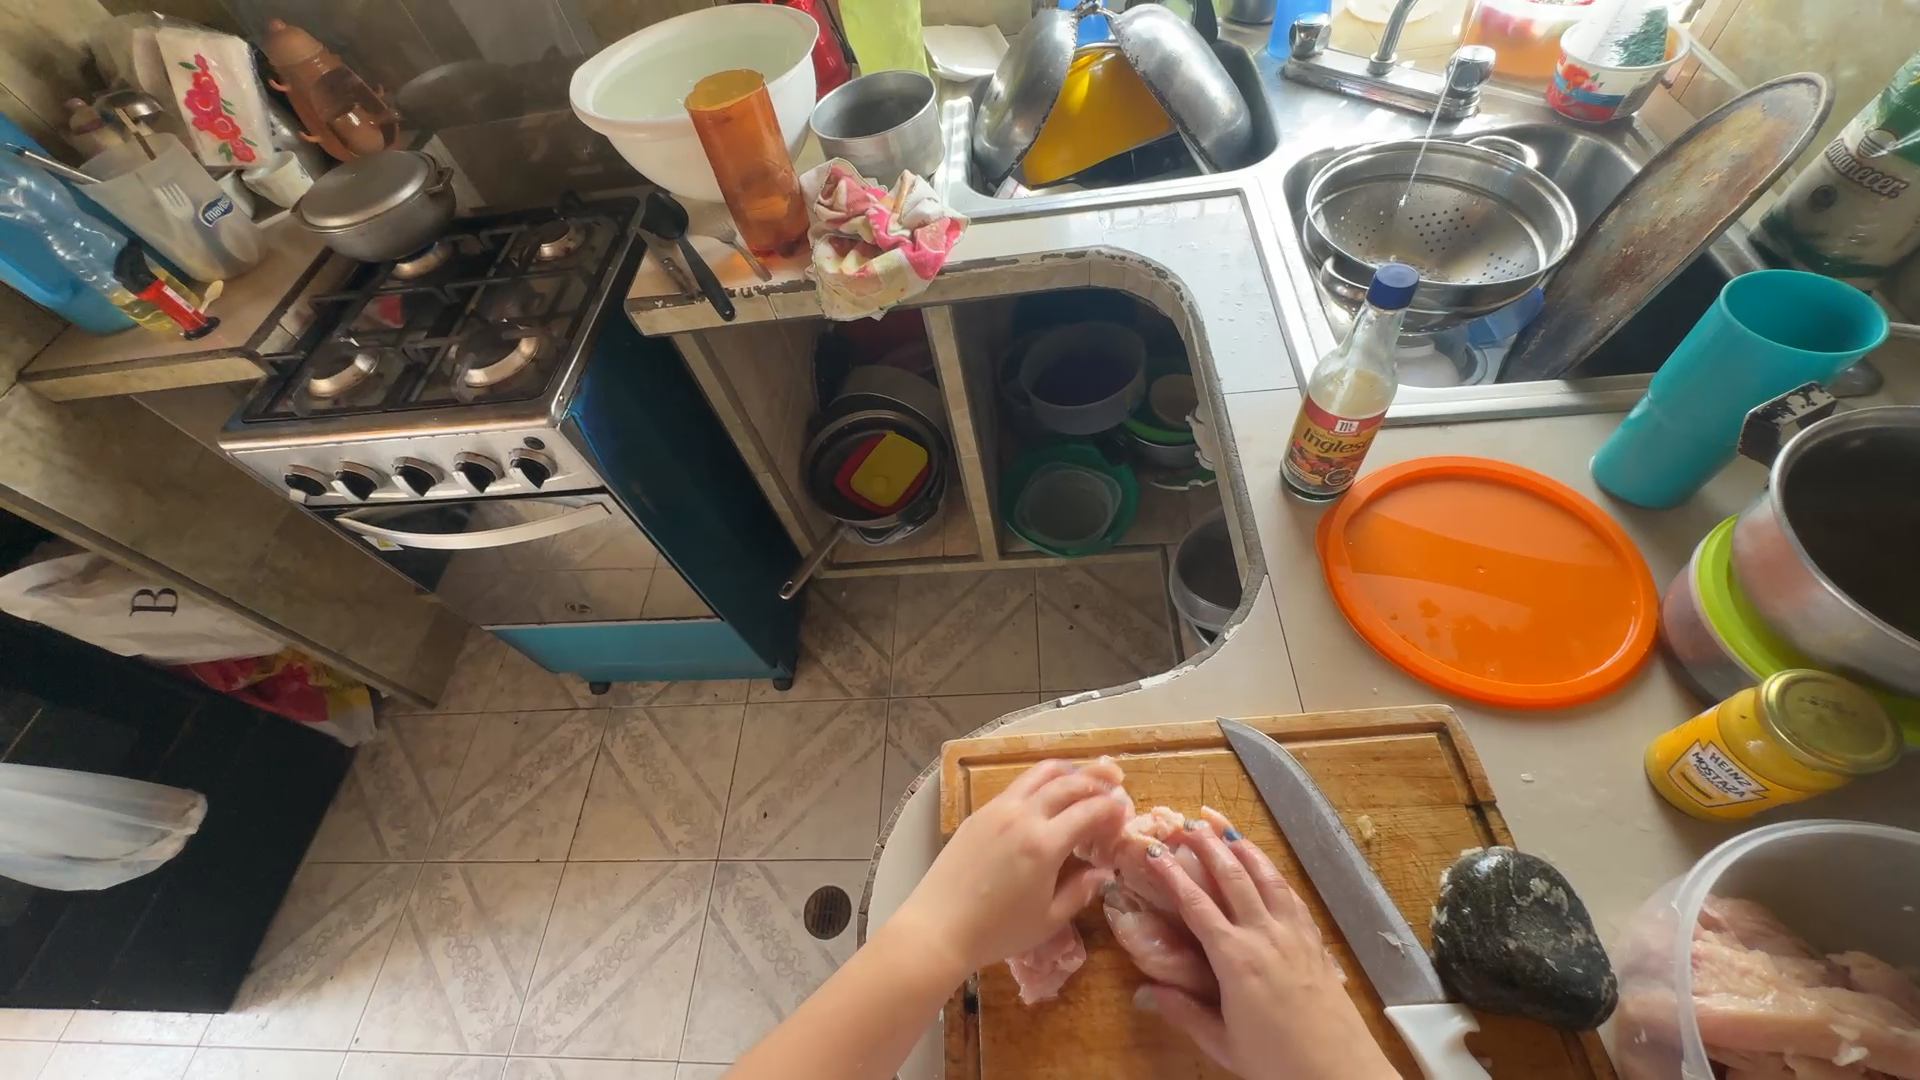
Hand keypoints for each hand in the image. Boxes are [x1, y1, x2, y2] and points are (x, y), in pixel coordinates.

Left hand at [892, 759, 1129, 976]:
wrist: (939, 926)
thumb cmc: (997, 931)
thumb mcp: (1048, 920)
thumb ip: (1080, 891)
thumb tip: (1104, 872)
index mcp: (1044, 844)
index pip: (1089, 811)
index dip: (1112, 807)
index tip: (1125, 810)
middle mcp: (1023, 816)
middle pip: (1068, 783)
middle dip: (1097, 777)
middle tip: (1117, 778)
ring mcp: (999, 808)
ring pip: (1040, 774)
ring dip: (1068, 770)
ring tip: (1086, 774)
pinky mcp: (981, 811)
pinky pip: (1018, 785)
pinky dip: (1041, 780)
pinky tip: (1048, 791)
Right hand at [1136, 822, 1398, 1079]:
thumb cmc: (1279, 1067)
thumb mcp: (1224, 1045)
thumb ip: (1184, 1012)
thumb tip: (1143, 992)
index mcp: (1235, 958)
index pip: (1195, 902)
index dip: (1171, 873)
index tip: (1153, 850)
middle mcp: (1264, 936)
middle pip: (1232, 876)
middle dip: (1208, 844)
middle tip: (1188, 821)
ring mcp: (1293, 935)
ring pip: (1265, 877)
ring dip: (1242, 846)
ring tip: (1223, 825)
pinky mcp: (1314, 943)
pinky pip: (1291, 896)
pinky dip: (1272, 873)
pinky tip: (1264, 865)